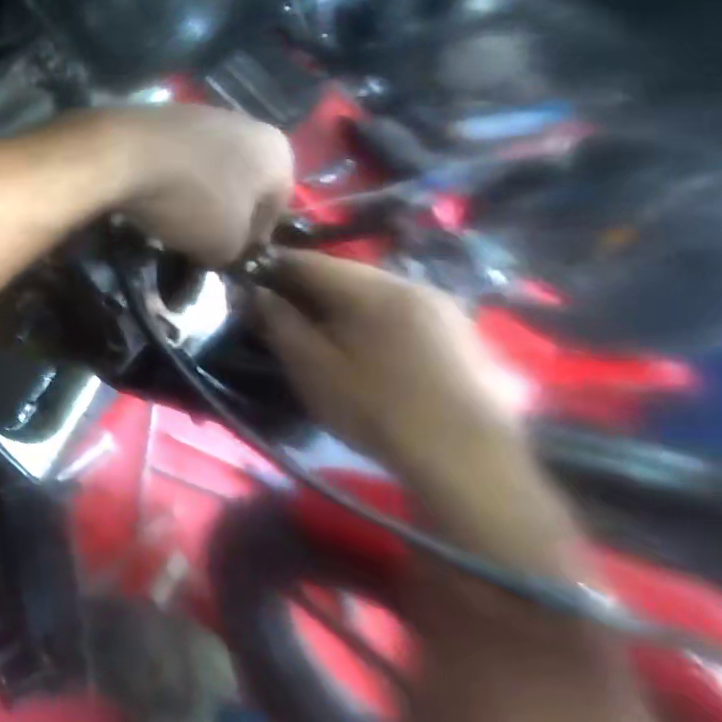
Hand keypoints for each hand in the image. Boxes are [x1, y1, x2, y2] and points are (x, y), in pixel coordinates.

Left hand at [95, 104, 294, 266]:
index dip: (253, 240)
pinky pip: (177, 157)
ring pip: (209, 168)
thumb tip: (222, 246)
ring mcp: (205, 113)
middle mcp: (249, 123)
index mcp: (279, 153)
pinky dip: (169, 177)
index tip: (228, 258)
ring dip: (194, 195)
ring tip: (170, 220)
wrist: (124, 153)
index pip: (277, 209)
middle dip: (223, 213)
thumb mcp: (226, 246)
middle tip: (199, 241)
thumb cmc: (192, 201)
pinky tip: (150, 196)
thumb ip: (236, 250)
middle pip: (243, 184)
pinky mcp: (165, 113)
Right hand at [252, 250, 524, 484]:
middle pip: (344, 272)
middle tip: (287, 316)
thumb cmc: (377, 411)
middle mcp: (408, 282)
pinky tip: (375, 351)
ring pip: (376, 290)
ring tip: (329, 335)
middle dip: (310, 288)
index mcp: (369, 287)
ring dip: (346, 304)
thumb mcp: (313, 370)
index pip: (307, 260)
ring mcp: (441, 304)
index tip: (252, 288)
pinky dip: (378, 319)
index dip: (273, 269)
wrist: (469, 461)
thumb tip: (258, 293)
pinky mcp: (461, 330)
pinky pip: (404, 310)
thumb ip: (280, 324)